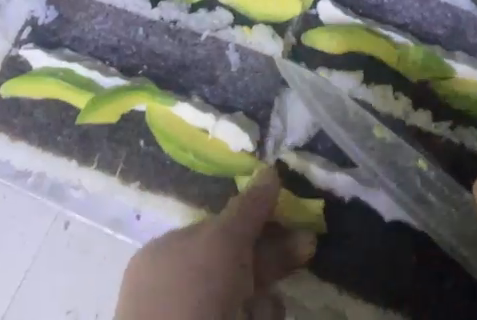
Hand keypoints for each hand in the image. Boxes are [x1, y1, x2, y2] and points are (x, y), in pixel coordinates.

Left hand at [115, 167, 318, 319]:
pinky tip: (261, 317)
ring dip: (267, 300)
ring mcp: (198, 315)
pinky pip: (252, 316)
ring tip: (266, 309)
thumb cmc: (191, 296)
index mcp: (167, 255)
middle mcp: (180, 288)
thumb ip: (247, 208)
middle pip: (238, 262)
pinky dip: (262, 317)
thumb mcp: (221, 242)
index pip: (219, 227)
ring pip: (248, 297)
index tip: (286, 212)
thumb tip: (270, 171)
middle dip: (275, 255)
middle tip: (309, 246)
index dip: (254, 220)